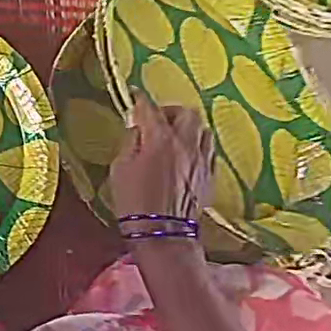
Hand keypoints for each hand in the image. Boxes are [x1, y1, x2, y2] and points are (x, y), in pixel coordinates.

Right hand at [108, 90, 214, 223]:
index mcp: (161, 139)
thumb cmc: (134, 200)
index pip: (150, 108)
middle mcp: (187, 144)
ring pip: (202, 129)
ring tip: (172, 136)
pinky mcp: (210, 175)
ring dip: (187, 127)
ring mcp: (202, 159)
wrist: (162, 233)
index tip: (132, 96)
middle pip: (186, 113)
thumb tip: (138, 127)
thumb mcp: (120, 167)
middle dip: (170, 111)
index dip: (139, 100)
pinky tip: (183, 155)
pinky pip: (206, 148)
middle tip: (155, 120)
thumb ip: (131, 141)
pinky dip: (194, 145)